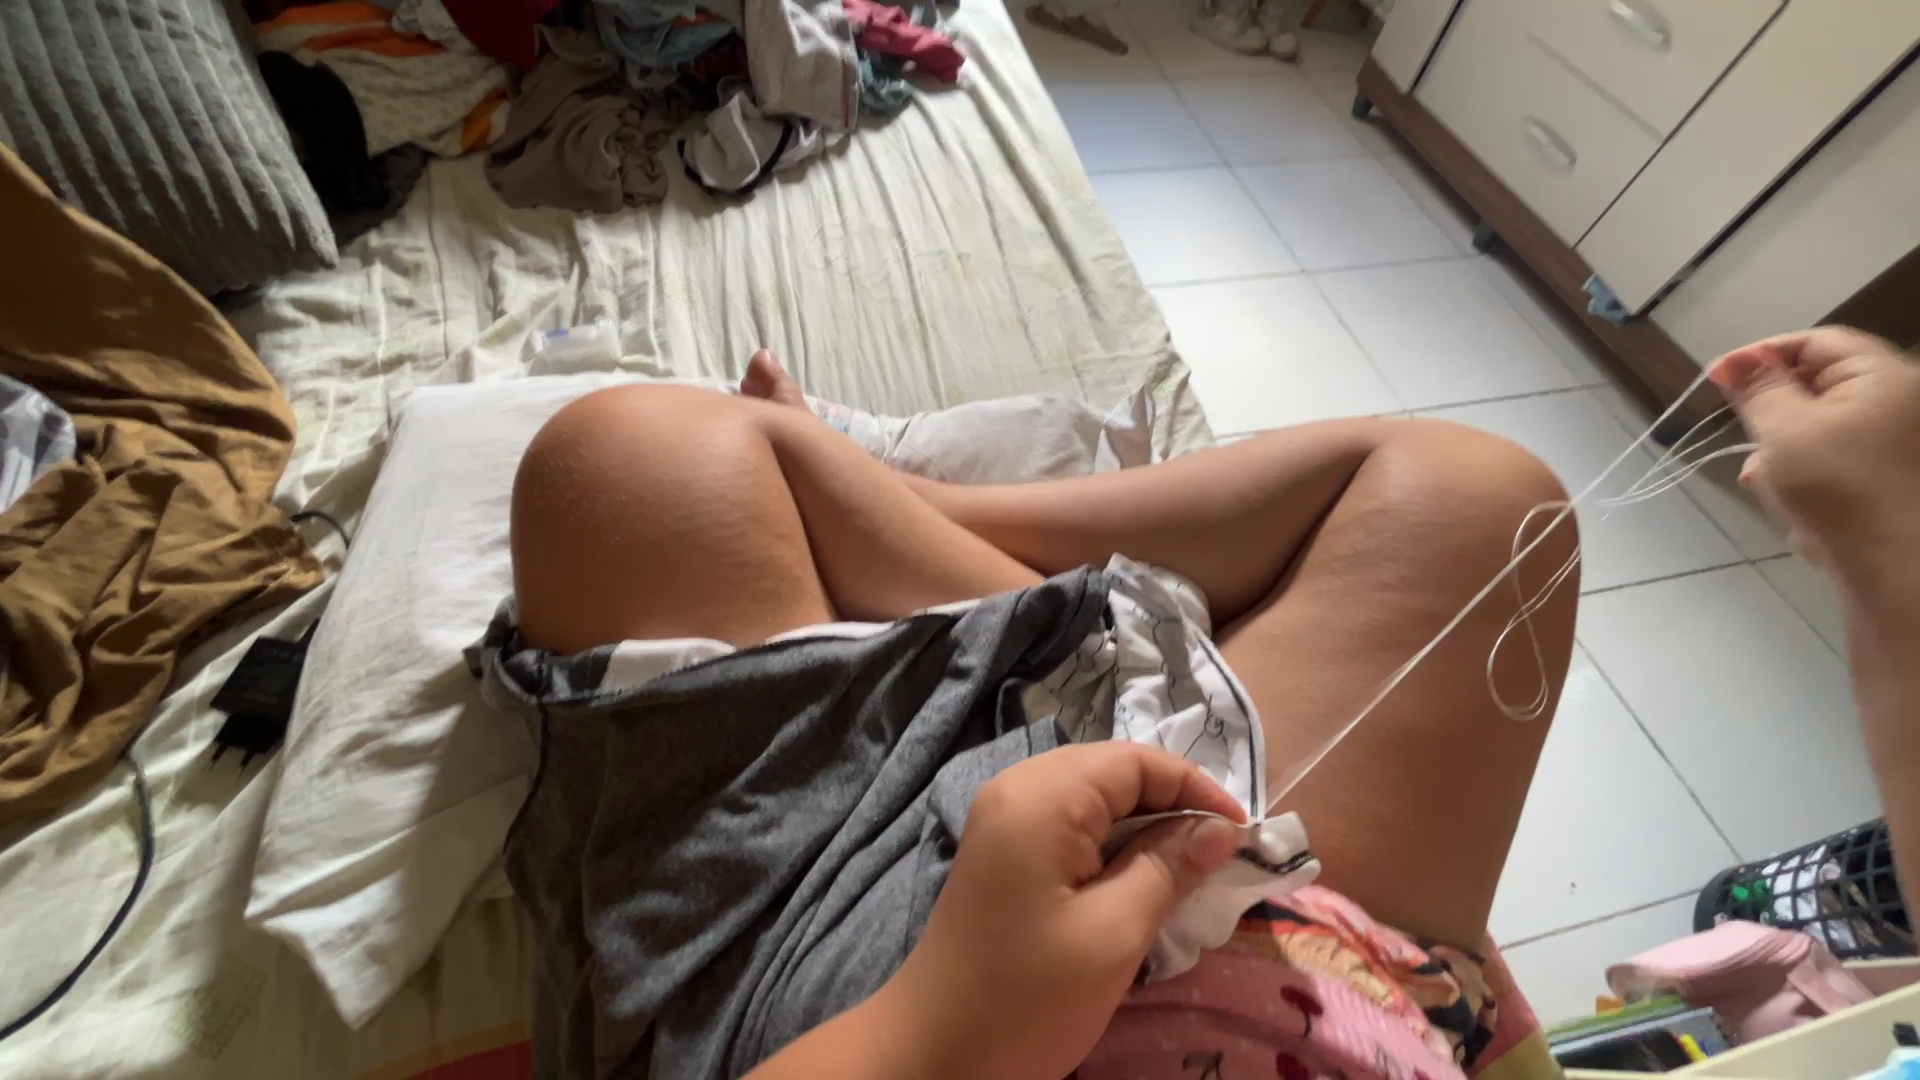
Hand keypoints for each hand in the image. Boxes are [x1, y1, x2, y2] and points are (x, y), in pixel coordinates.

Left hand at [875, 742, 1243, 1079]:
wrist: (936, 1047)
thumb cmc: (1030, 995)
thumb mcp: (1115, 933)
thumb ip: (1168, 867)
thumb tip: (1218, 828)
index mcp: (1043, 795)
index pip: (1132, 760)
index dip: (1193, 786)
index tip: (1241, 831)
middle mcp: (1018, 785)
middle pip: (1110, 768)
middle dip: (1169, 800)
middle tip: (1216, 849)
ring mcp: (1003, 811)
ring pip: (1090, 791)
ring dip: (1141, 819)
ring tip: (1185, 862)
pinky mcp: (1001, 841)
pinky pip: (1066, 816)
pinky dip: (1107, 835)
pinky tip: (1134, 870)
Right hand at [1708, 327, 1919, 582]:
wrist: (1891, 556)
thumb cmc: (1835, 484)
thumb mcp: (1782, 430)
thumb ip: (1758, 390)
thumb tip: (1737, 361)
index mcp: (1885, 378)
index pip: (1818, 342)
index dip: (1763, 353)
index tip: (1716, 377)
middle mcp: (1898, 399)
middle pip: (1819, 380)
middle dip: (1769, 401)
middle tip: (1733, 423)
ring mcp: (1892, 436)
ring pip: (1819, 417)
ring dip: (1777, 436)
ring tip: (1756, 469)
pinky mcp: (1881, 468)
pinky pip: (1831, 447)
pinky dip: (1797, 459)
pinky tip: (1775, 484)